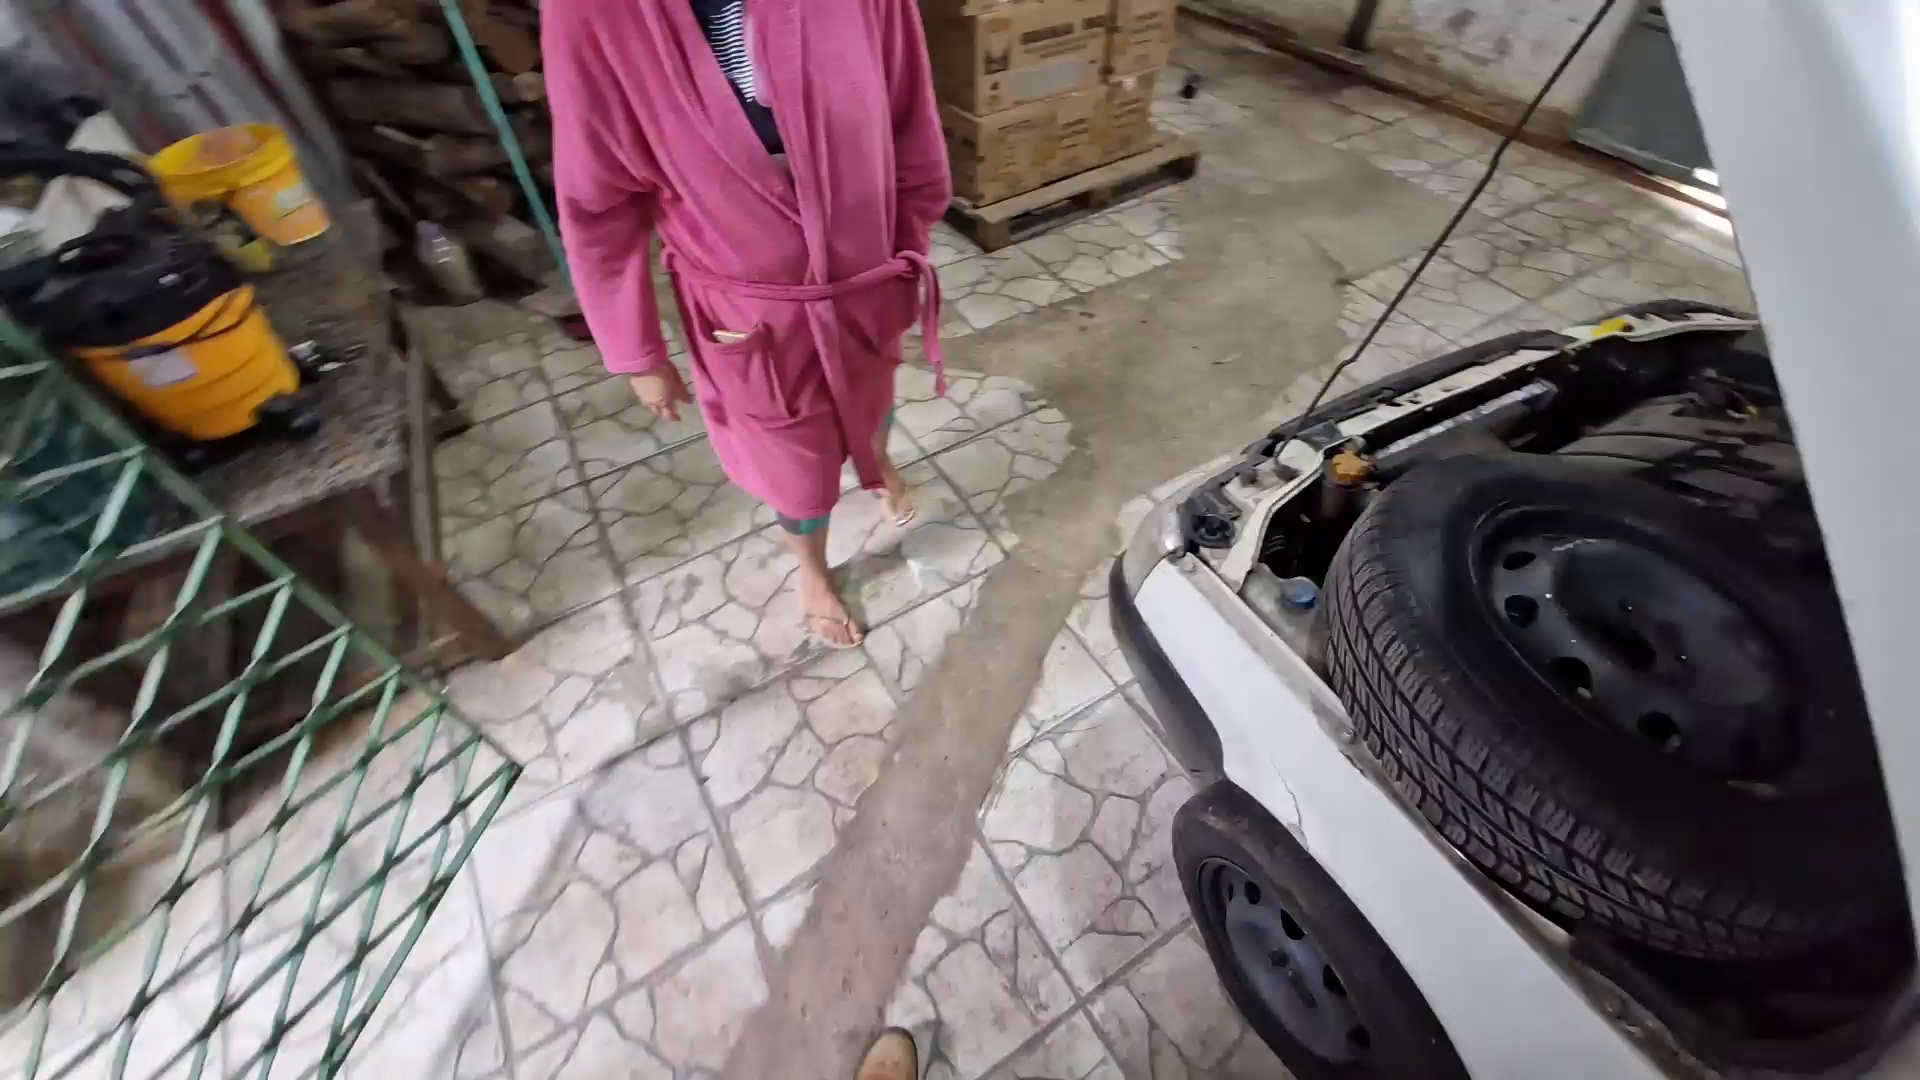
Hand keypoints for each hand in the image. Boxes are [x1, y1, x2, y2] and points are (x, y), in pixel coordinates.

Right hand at [629, 367, 691, 421]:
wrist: (643, 361)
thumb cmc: (664, 373)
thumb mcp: (678, 383)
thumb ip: (683, 395)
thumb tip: (688, 403)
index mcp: (663, 403)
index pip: (669, 415)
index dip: (674, 417)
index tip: (678, 418)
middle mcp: (651, 403)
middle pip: (656, 411)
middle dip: (662, 412)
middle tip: (667, 410)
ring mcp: (640, 395)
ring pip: (647, 404)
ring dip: (653, 404)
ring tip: (658, 400)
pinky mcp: (634, 386)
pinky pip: (641, 395)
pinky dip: (646, 395)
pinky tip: (649, 391)